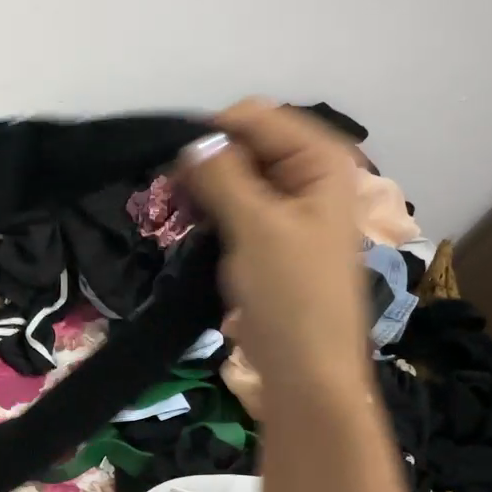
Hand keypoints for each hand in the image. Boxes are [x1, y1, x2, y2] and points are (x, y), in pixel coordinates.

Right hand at [179, 99, 366, 385]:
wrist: (305, 373)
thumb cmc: (289, 297)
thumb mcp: (255, 228)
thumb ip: (222, 176)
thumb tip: (190, 141)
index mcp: (321, 161)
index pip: (255, 118)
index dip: (211, 136)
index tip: (170, 169)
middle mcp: (311, 179)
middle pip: (247, 148)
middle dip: (207, 168)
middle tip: (173, 203)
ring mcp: (292, 214)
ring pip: (237, 183)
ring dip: (206, 198)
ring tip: (182, 224)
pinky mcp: (274, 246)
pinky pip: (238, 215)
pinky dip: (214, 221)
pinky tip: (196, 239)